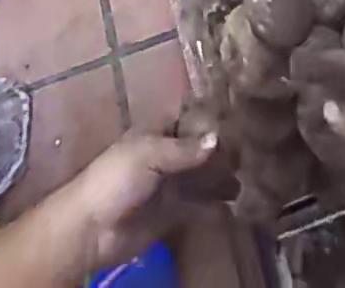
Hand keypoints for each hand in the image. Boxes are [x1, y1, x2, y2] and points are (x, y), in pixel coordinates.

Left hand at [40, 129, 232, 272]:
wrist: (93, 227)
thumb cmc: (117, 177)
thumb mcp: (149, 154)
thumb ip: (184, 148)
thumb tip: (219, 137)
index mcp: (158, 131)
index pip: (190, 117)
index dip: (211, 117)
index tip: (240, 118)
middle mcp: (168, 153)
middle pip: (200, 147)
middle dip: (222, 149)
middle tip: (251, 153)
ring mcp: (171, 183)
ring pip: (203, 175)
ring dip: (222, 177)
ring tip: (248, 179)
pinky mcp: (173, 212)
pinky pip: (199, 205)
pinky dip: (215, 204)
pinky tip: (236, 204)